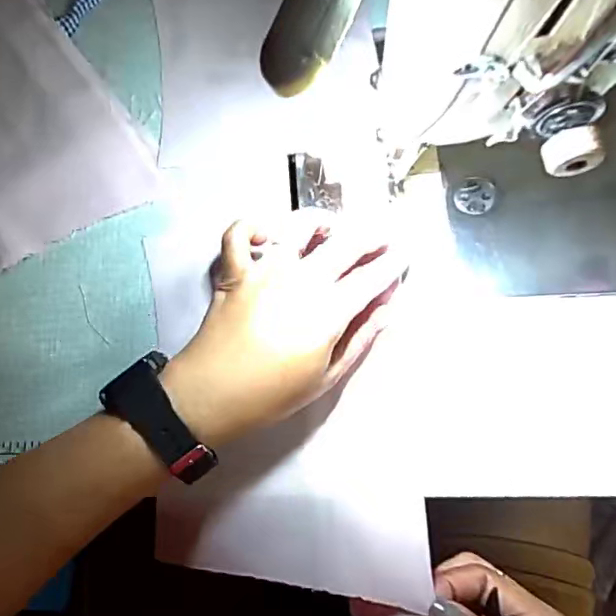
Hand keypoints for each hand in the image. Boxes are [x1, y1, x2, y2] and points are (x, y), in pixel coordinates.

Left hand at [161, 211, 404, 447]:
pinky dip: (251, 226)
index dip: (393, 264)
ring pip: (297, 225)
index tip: (403, 256)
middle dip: (371, 235)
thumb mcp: (326, 376)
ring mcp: (265, 269)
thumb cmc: (272, 394)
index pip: (372, 277)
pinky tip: (265, 235)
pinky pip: (239, 232)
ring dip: (319, 220)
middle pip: (346, 242)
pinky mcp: (234, 270)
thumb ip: (359, 338)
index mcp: (329, 310)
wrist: (212, 394)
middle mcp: (302, 279)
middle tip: (380, 238)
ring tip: (329, 227)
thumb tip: (385, 309)